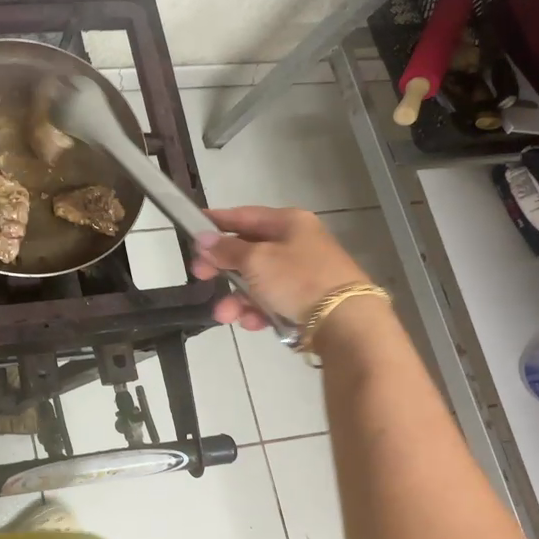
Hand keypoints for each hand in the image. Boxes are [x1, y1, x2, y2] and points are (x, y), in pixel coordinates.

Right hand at [191, 207, 370, 330]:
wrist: (346, 321)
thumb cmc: (298, 279)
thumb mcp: (256, 260)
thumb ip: (226, 249)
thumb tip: (203, 238)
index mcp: (289, 222)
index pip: (244, 215)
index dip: (216, 221)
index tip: (191, 228)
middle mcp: (297, 243)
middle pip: (248, 250)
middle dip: (222, 268)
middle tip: (200, 277)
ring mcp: (303, 272)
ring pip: (257, 280)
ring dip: (236, 298)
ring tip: (225, 315)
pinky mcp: (307, 299)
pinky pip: (272, 300)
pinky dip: (258, 311)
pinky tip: (252, 323)